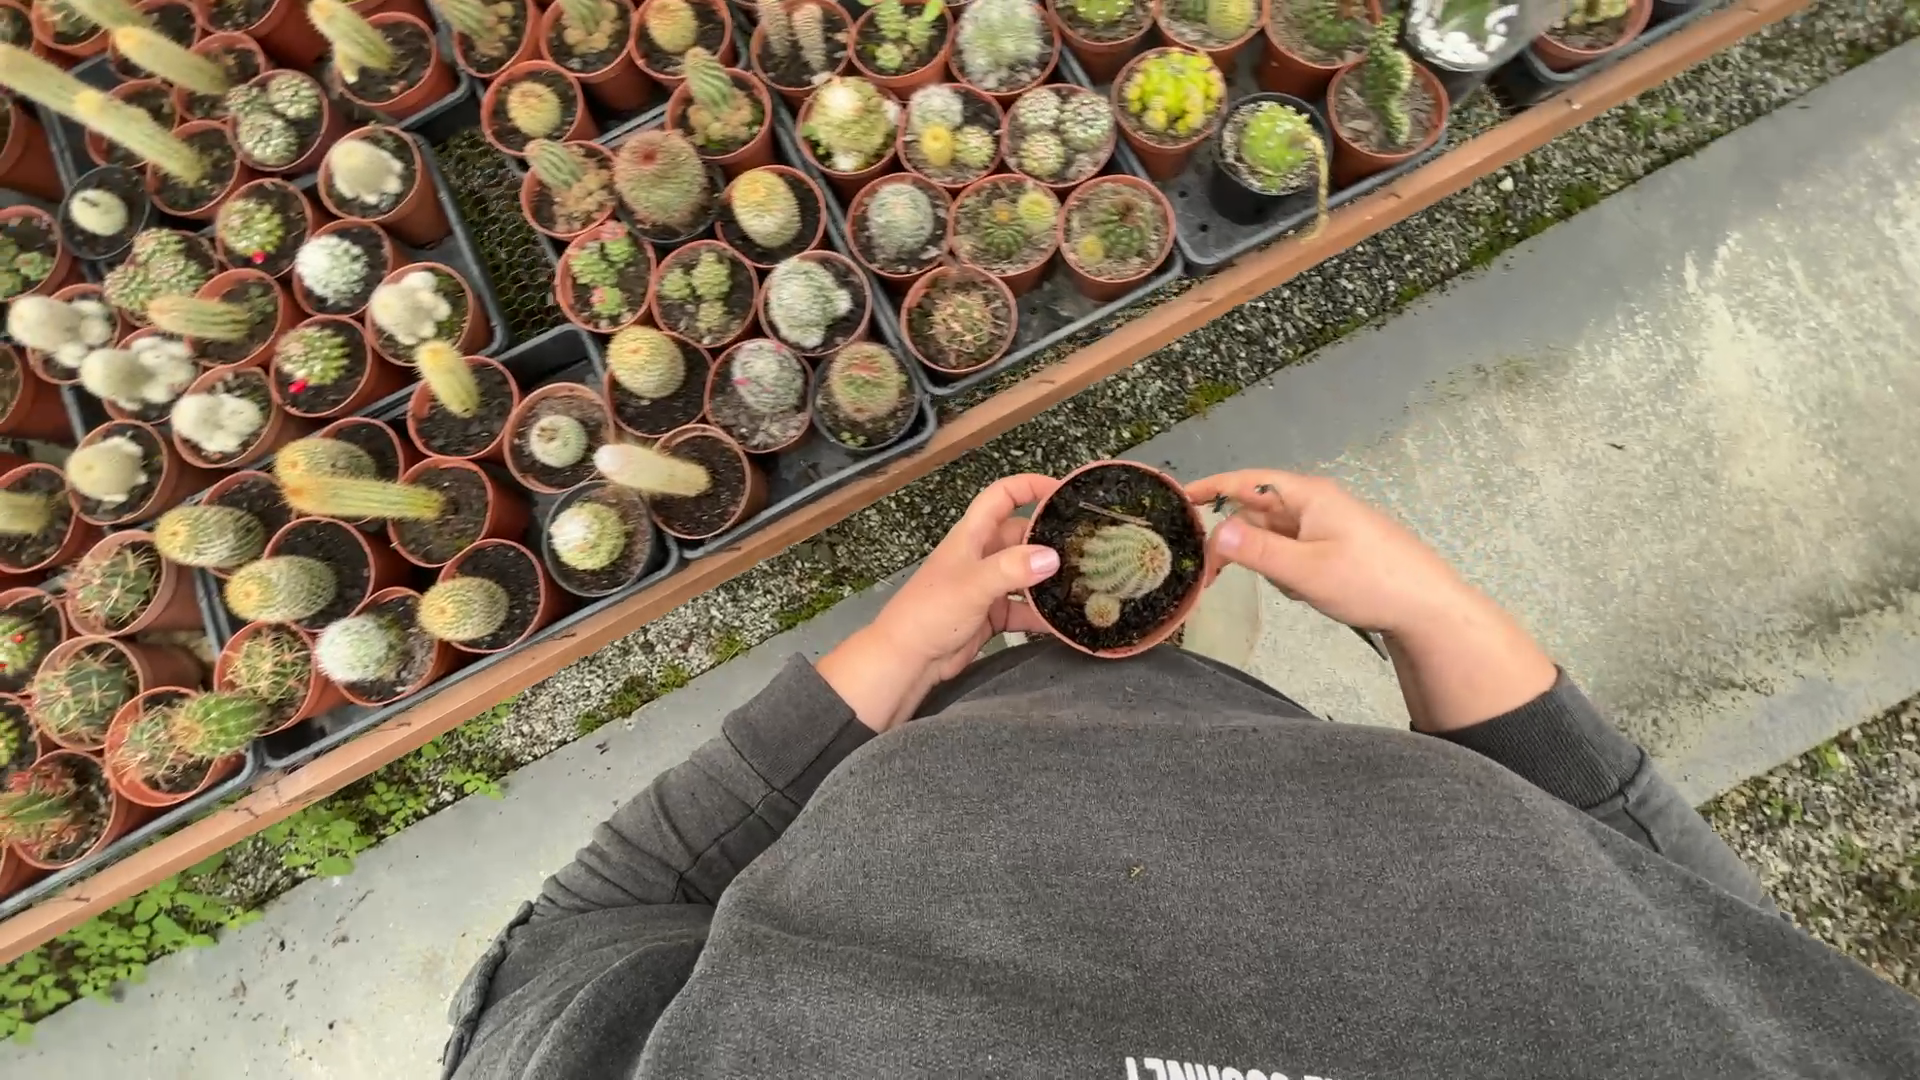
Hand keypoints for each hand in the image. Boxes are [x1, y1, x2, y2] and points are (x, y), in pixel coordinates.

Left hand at [816, 474, 1061, 732]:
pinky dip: (1042, 613)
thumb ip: (1012, 569)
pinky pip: (1023, 608)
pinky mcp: (991, 614)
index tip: (1062, 491)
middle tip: (1087, 547)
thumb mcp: (972, 584)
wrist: (908, 659)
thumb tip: (1052, 556)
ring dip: (1049, 579)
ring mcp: (986, 586)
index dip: (1029, 486)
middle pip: (1021, 536)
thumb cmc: (930, 612)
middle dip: (1050, 539)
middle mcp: (981, 556)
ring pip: (1026, 574)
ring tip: (1086, 582)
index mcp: (972, 536)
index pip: (1002, 496)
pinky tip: (1065, 620)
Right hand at [1185, 469, 1476, 636]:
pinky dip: (1285, 567)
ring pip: (1273, 534)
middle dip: (1235, 538)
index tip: (1178, 499)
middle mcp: (1315, 504)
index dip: (1210, 487)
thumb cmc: (1368, 582)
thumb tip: (1214, 531)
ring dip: (1265, 558)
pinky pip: (1292, 549)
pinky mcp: (1335, 547)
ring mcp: (1326, 525)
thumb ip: (1256, 550)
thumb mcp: (1304, 570)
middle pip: (1256, 510)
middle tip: (1211, 572)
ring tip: (1285, 586)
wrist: (1430, 610)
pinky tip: (1303, 589)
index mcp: (1308, 496)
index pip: (1247, 481)